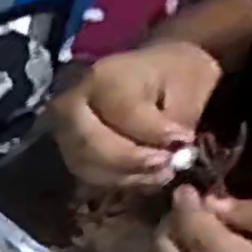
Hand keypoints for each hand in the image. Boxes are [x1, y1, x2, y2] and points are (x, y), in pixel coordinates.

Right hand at [52, 41, 221, 186]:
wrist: (139, 75)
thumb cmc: (169, 72)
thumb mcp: (191, 80)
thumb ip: (181, 113)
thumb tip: (171, 149)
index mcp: (105, 78)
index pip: (124, 112)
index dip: (152, 131)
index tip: (184, 140)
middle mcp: (70, 108)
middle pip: (90, 144)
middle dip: (129, 160)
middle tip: (164, 165)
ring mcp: (60, 133)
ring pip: (84, 164)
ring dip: (121, 175)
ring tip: (157, 174)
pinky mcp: (64, 153)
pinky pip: (83, 174)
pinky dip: (113, 180)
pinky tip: (140, 176)